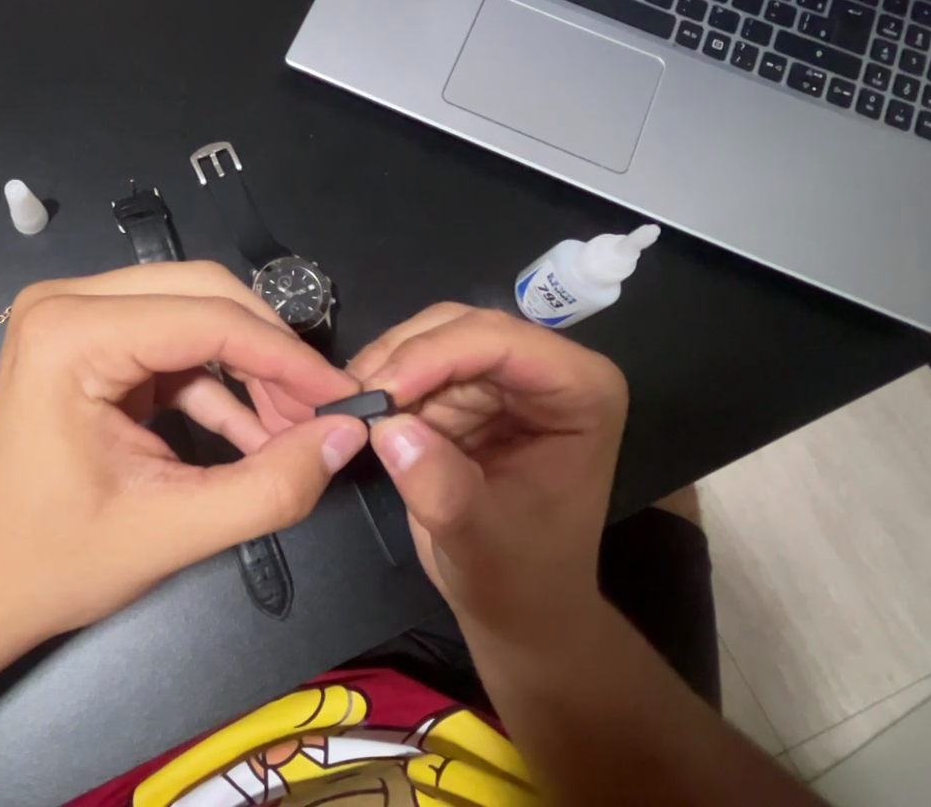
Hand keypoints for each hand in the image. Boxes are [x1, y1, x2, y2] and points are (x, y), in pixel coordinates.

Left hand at [0, 262, 367, 641]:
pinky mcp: (90, 341)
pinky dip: (218, 384)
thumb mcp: (174, 530)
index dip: (287, 358)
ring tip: (294, 431)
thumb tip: (351, 434)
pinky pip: (174, 344)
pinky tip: (254, 436)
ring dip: (250, 370)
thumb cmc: (57, 561)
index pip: (207, 319)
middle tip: (321, 412)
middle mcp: (67, 302)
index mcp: (71, 334)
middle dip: (270, 354)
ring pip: (195, 313)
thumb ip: (272, 485)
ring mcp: (74, 316)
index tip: (346, 397)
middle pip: (204, 295)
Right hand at [348, 304, 628, 655]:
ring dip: (385, 367)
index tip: (379, 395)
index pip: (503, 342)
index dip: (436, 356)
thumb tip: (389, 429)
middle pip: (463, 327)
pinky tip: (359, 410)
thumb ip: (443, 488)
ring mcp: (506, 377)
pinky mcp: (469, 390)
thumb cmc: (520, 578)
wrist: (518, 604)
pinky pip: (415, 363)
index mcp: (581, 393)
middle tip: (352, 400)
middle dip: (403, 358)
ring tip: (349, 407)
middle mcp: (546, 370)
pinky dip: (382, 381)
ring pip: (431, 336)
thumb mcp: (482, 543)